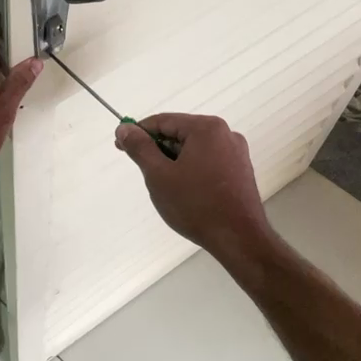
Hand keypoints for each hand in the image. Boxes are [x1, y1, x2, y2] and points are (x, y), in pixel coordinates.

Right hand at [116, 114, 275, 256]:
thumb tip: (124, 128)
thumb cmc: (196, 205)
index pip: (163, 121)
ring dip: (174, 161)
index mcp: (206, 128)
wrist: (239, 239)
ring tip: (164, 186)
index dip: (138, 133)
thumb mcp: (159, 175)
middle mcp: (225, 134)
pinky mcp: (240, 170)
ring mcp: (236, 153)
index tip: (120, 146)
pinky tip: (185, 191)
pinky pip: (208, 161)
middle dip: (157, 149)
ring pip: (193, 149)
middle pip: (180, 133)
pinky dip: (191, 169)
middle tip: (142, 170)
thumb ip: (140, 148)